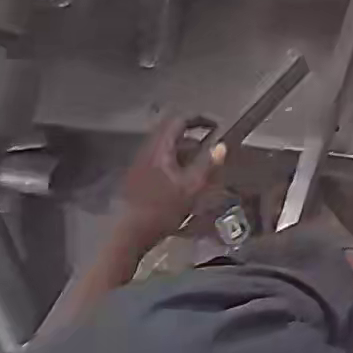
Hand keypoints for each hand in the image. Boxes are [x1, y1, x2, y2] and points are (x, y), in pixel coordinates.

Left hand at [117, 115, 223, 238]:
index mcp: (161, 148)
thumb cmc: (163, 208)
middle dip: (193, 133)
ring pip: (166, 145)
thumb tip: (222, 146)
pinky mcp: (138, 175)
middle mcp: (148, 150)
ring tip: (202, 161)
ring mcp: (141, 162)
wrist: (131, 232)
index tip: (216, 125)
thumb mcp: (192, 187)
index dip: (200, 119)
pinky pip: (160, 157)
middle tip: (210, 141)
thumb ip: (208, 164)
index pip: (180, 121)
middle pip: (171, 131)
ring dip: (185, 148)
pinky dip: (176, 159)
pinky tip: (185, 176)